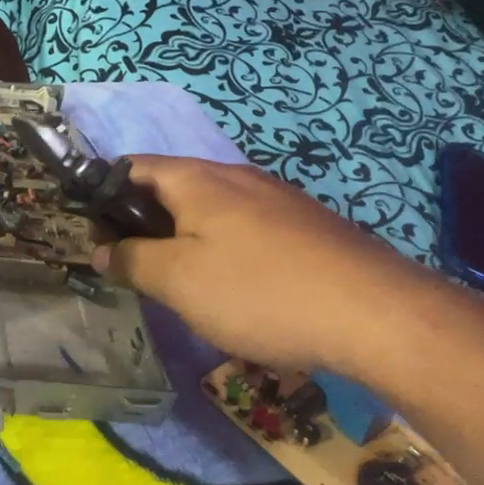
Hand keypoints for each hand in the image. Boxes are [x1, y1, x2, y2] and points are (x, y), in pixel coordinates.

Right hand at [93, 155, 458, 374]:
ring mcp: (277, 198)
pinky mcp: (309, 226)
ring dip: (188, 238)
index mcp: (194, 178)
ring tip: (191, 286)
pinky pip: (250, 227)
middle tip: (142, 270)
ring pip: (212, 209)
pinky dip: (230, 249)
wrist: (383, 317)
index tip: (100, 241)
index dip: (103, 199)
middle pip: (171, 187)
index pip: (129, 167)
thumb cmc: (262, 292)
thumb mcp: (178, 282)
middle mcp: (233, 174)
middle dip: (147, 223)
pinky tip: (247, 291)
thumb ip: (131, 261)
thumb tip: (100, 250)